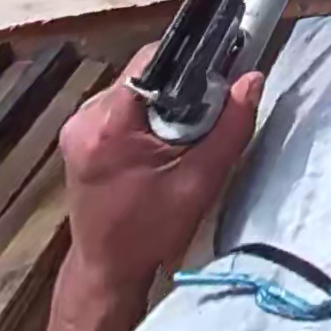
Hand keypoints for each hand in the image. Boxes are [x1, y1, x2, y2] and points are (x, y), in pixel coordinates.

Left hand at [58, 44, 264, 288]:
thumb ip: (230, 127)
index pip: (152, 62)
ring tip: (180, 123)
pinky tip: (158, 133)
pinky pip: (120, 99)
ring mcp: (78, 122)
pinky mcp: (79, 130)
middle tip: (200, 105)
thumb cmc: (151, 232)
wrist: (107, 270)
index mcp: (108, 125)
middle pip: (142, 71)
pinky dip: (144, 108)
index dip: (185, 60)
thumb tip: (252, 79)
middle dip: (175, 81)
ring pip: (133, 82)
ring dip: (160, 94)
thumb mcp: (199, 182)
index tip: (211, 70)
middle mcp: (86, 116)